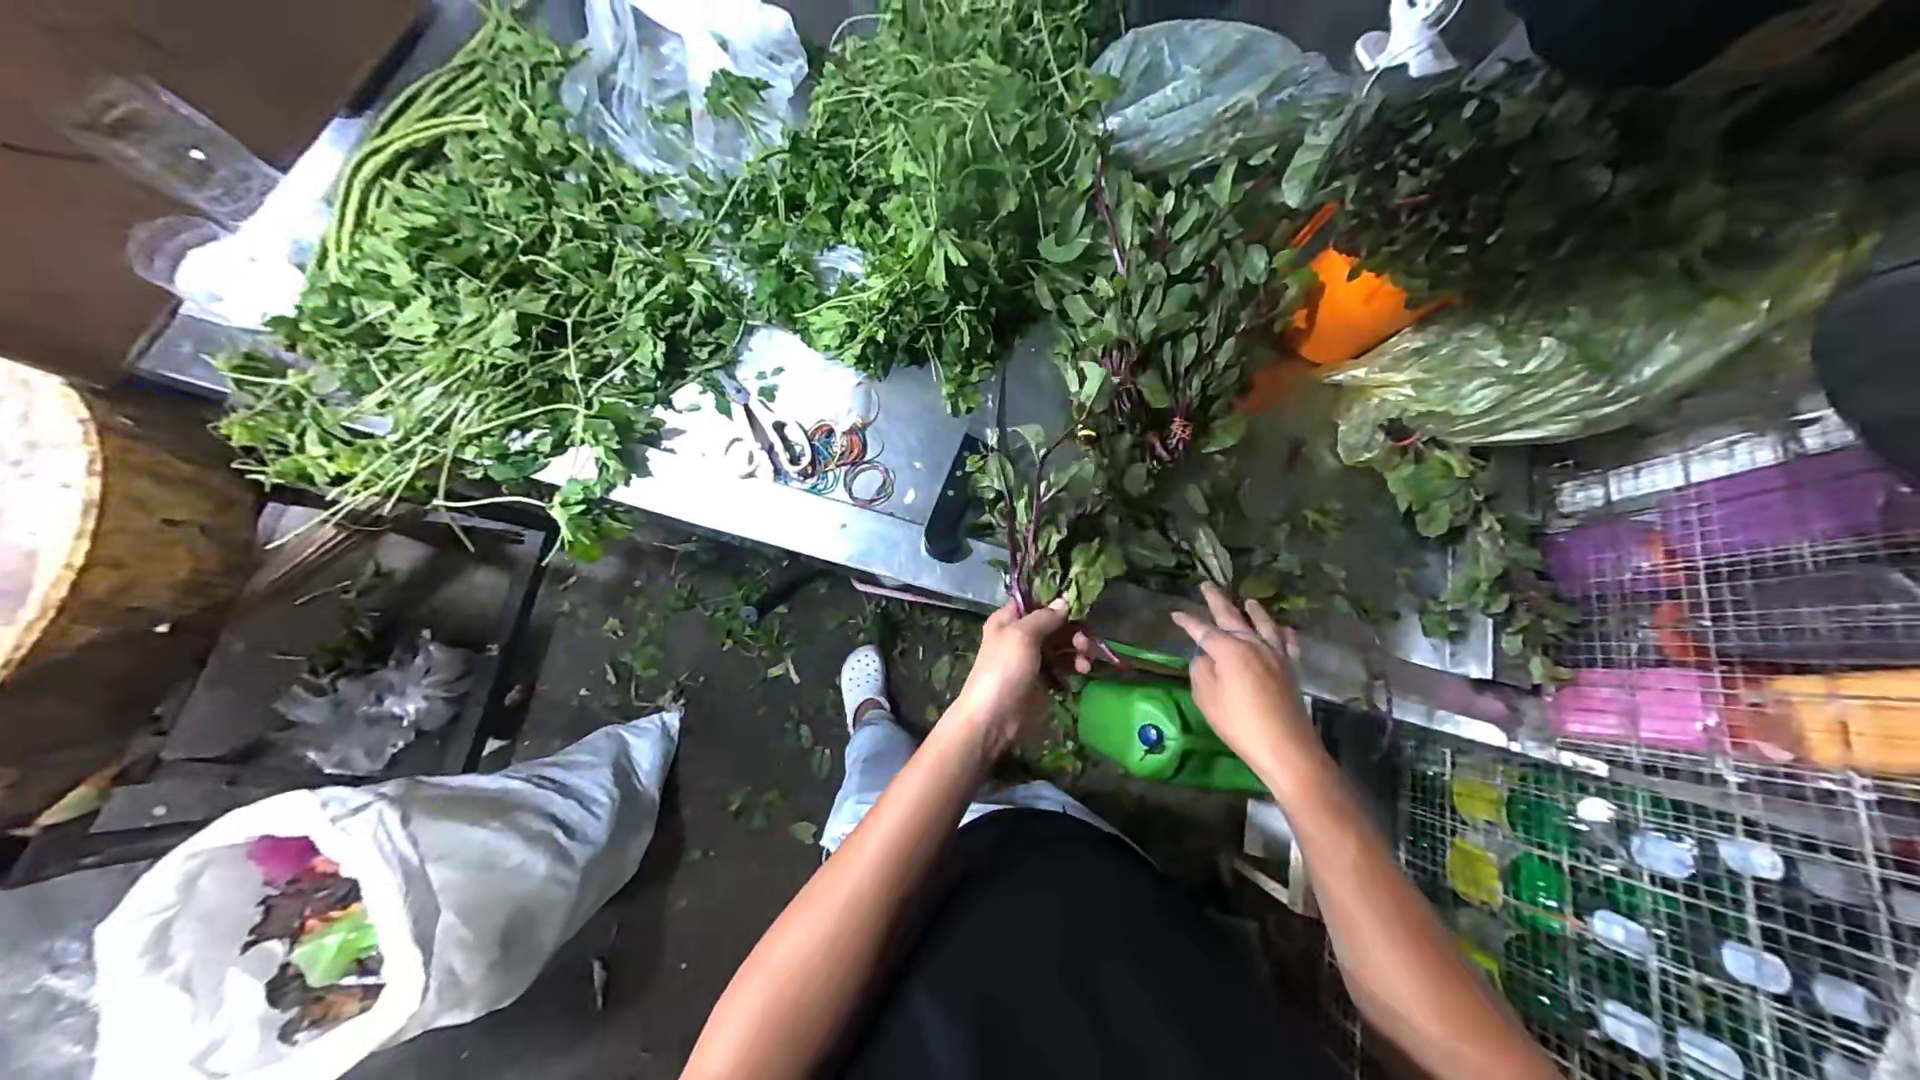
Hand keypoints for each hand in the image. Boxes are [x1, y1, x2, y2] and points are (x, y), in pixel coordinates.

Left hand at [948, 597, 1068, 757]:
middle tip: (1083, 640)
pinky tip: (1083, 670)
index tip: (1079, 603)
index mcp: (1008, 619)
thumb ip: (1044, 617)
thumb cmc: (1004, 669)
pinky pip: (1064, 664)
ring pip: (1062, 644)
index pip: (1035, 601)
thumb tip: (1064, 601)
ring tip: (1085, 659)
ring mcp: (1033, 657)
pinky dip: (1075, 664)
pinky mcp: (1044, 678)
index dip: (1056, 600)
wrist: (994, 717)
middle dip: (1072, 628)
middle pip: (1053, 623)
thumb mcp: (1021, 635)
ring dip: (1077, 647)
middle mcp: (1021, 635)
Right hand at [1164, 584, 1325, 786]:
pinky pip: (1287, 642)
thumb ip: (1201, 671)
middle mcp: (1252, 644)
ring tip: (1248, 600)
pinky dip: (1283, 631)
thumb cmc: (1238, 723)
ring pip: (1263, 623)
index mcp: (1228, 650)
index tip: (1175, 614)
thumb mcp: (1206, 698)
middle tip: (1207, 586)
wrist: (1285, 746)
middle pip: (1232, 616)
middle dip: (1216, 600)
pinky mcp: (1290, 667)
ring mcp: (1275, 654)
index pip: (1202, 630)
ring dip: (1253, 610)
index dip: (1187, 621)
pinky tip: (1282, 627)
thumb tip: (1206, 657)